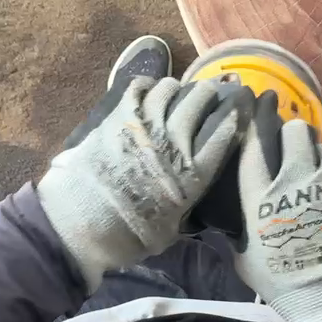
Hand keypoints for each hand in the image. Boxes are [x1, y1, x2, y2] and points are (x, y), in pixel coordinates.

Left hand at [37, 76, 250, 292]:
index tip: (238, 109)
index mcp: (193, 174)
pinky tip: (149, 88)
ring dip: (176, 88)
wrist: (83, 225)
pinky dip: (147, 85)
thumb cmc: (129, 236)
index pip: (223, 134)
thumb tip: (190, 195)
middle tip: (210, 91)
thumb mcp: (172, 228)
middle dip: (207, 94)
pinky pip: (138, 89)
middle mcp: (175, 143)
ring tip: (177, 89)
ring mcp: (145, 126)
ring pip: (168, 91)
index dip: (233, 117)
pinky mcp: (118, 118)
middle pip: (198, 104)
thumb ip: (186, 206)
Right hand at [233, 92, 321, 321]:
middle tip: (296, 147)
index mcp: (261, 199)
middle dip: (294, 135)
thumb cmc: (287, 285)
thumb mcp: (248, 261)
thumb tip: (231, 220)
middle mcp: (293, 181)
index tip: (253, 117)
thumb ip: (240, 231)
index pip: (251, 149)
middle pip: (293, 133)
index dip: (252, 127)